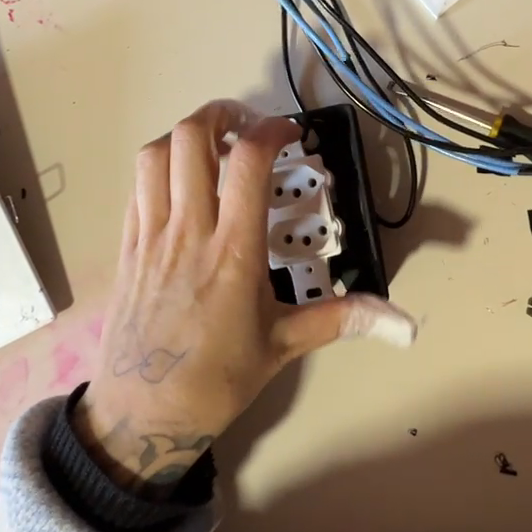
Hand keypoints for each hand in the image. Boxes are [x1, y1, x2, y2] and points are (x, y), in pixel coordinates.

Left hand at [74, 100, 416, 495]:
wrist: (140, 417)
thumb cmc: (216, 379)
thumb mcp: (283, 346)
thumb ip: (342, 320)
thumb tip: (404, 324)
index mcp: (234, 250)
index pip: (248, 162)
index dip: (271, 130)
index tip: (290, 134)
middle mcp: (189, 231)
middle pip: (191, 138)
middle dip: (221, 114)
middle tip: (247, 126)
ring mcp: (151, 236)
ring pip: (155, 155)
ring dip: (185, 136)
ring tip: (213, 147)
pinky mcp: (127, 248)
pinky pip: (136, 188)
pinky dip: (159, 168)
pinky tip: (181, 184)